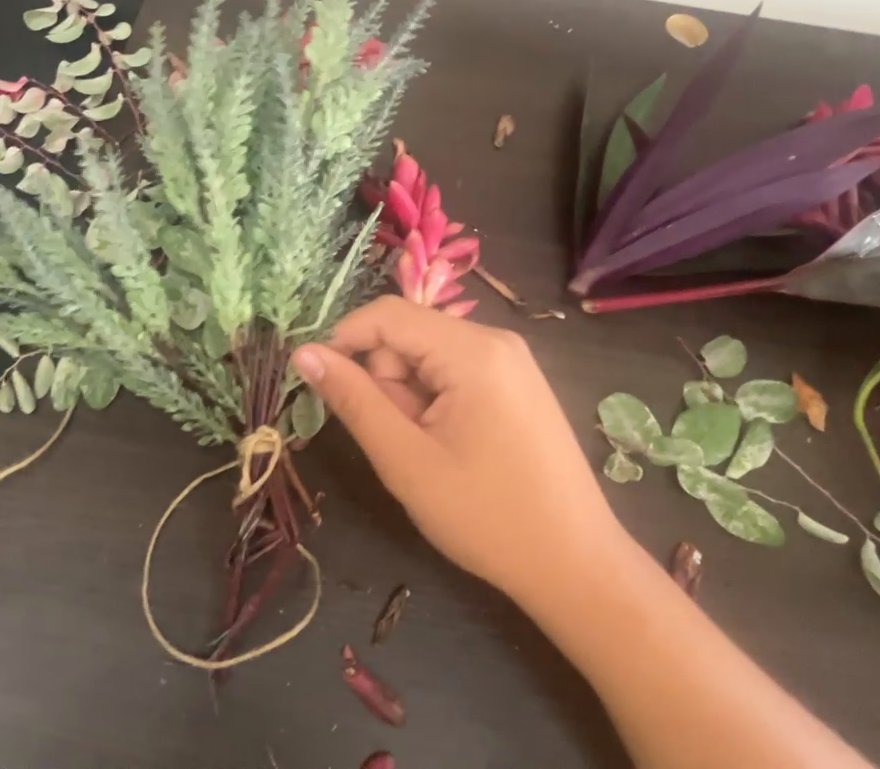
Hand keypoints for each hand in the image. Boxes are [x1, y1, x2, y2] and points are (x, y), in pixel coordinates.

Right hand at [291, 297, 624, 599]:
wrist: (575, 566)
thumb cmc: (486, 516)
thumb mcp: (405, 460)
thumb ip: (353, 399)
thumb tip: (304, 353)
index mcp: (473, 350)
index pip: (386, 314)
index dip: (343, 341)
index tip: (321, 388)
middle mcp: (496, 340)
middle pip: (408, 334)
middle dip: (385, 380)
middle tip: (397, 441)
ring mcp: (511, 362)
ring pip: (427, 356)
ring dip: (408, 396)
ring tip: (426, 450)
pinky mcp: (516, 384)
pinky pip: (453, 371)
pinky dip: (434, 401)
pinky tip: (449, 445)